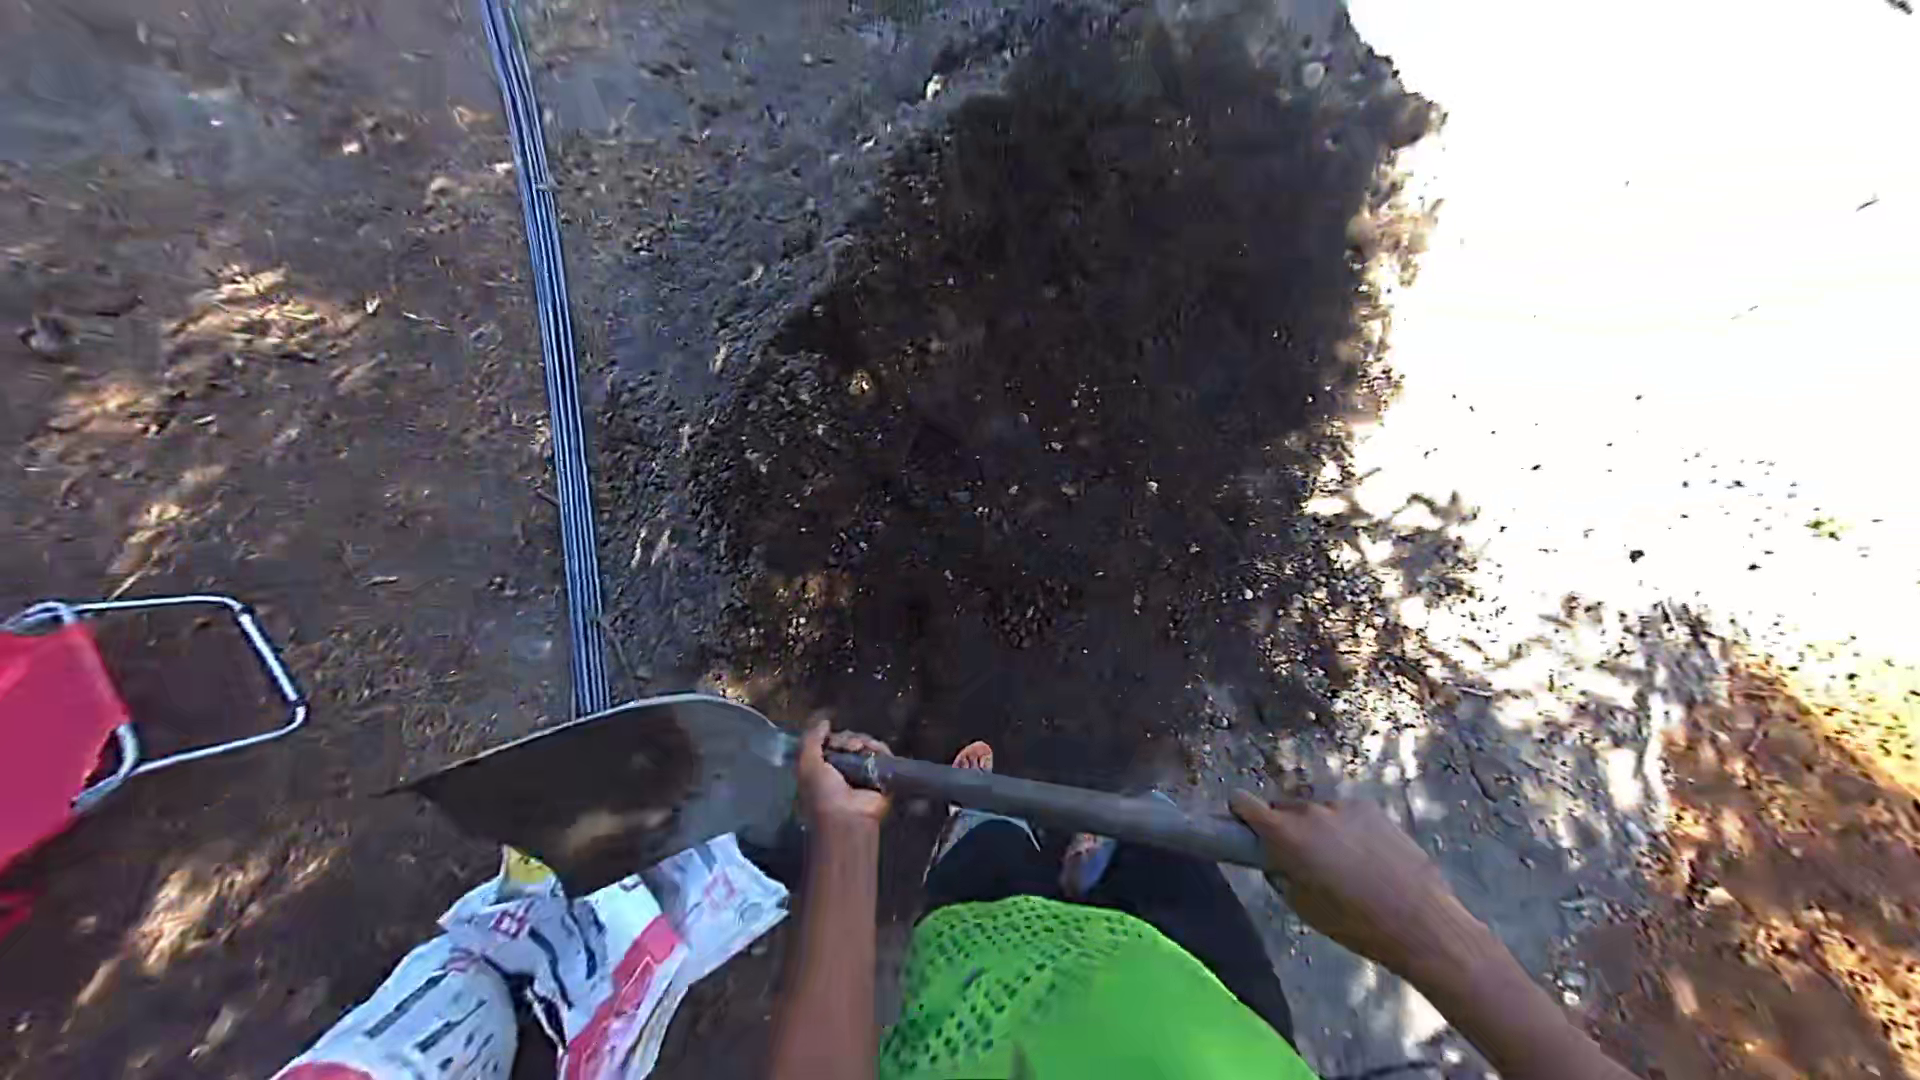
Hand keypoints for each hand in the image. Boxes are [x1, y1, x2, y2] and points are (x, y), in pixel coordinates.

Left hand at [797, 720, 892, 831]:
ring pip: (867, 744)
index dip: (832, 735)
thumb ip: (811, 739)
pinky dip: (880, 749)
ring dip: (865, 742)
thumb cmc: (822, 793)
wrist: (846, 817)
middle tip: (851, 747)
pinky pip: (882, 754)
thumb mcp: (806, 764)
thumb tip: (825, 721)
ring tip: (862, 750)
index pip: (831, 741)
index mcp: (825, 767)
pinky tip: (876, 751)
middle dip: (849, 739)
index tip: (832, 735)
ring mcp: (864, 772)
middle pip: (850, 740)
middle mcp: (845, 768)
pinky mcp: (882, 775)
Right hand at [1230, 792, 1487, 980]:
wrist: (1422, 924)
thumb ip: (1277, 871)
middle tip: (1302, 856)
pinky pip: (1344, 813)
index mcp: (1283, 833)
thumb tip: (1272, 856)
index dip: (1240, 812)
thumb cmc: (1354, 923)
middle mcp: (1306, 811)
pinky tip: (1367, 855)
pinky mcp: (1369, 807)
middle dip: (1284, 826)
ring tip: (1343, 860)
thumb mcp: (1300, 905)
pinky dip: (1346, 827)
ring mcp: (1339, 806)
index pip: (1242, 800)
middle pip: (1281, 808)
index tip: (1245, 825)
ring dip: (1317, 828)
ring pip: (1314, 811)